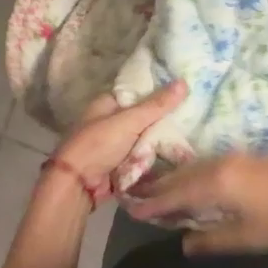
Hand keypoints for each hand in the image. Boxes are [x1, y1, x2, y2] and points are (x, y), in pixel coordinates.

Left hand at [50, 81, 188, 188]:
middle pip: (143, 118)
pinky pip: (140, 157)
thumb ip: (156, 105)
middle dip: (162, 121)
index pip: (138, 93)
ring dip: (159, 141)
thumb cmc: (99, 145)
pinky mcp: (119, 164)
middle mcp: (110, 121)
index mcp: (107, 104)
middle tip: (190, 118)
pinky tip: (175, 154)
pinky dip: (152, 157)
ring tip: (189, 135)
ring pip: (144, 138)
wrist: (77, 185)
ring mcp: (114, 144)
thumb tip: (183, 82)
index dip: (159, 93)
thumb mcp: (129, 122)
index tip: (184, 94)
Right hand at [129, 154, 267, 254]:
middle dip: (158, 189)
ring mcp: (236, 159)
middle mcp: (220, 165)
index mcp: (215, 183)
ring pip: (194, 169)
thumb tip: (184, 244)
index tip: (130, 210)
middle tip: (136, 200)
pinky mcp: (249, 160)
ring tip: (159, 193)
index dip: (152, 204)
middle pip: (180, 177)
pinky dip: (193, 177)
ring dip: (175, 181)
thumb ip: (212, 240)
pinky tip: (194, 186)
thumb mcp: (248, 237)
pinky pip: (208, 167)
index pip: (173, 194)